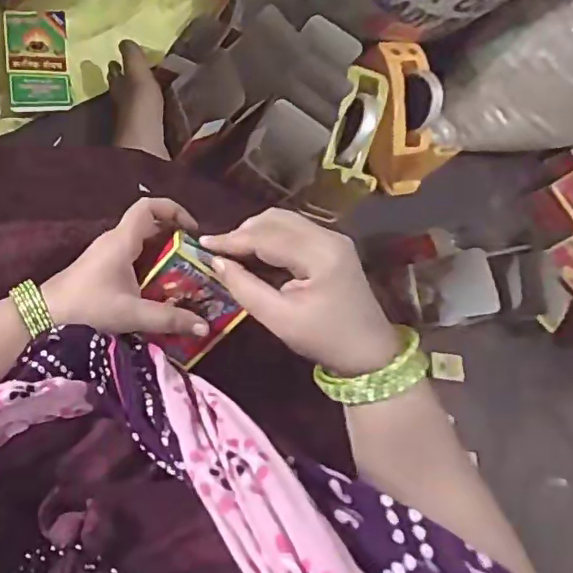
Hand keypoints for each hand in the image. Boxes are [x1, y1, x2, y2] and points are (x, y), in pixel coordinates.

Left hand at [43, 197, 210, 337]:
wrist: (45, 315)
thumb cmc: (87, 308)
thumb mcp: (132, 314)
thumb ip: (169, 319)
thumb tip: (204, 327)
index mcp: (121, 241)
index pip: (149, 206)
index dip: (174, 210)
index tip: (192, 230)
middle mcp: (112, 241)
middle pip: (148, 225)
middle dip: (173, 237)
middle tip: (193, 258)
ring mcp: (103, 254)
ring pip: (138, 243)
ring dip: (160, 253)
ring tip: (181, 275)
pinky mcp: (98, 268)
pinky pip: (129, 257)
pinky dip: (146, 265)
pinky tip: (156, 288)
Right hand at [201, 209, 403, 375]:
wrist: (370, 352)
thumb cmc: (324, 339)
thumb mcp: (279, 319)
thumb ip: (245, 288)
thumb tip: (216, 262)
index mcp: (319, 254)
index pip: (266, 236)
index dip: (231, 239)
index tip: (202, 244)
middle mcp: (329, 237)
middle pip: (275, 220)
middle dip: (242, 231)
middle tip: (217, 249)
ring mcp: (333, 239)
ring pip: (284, 221)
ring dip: (255, 232)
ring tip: (232, 250)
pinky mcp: (332, 246)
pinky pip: (294, 230)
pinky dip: (270, 236)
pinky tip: (255, 252)